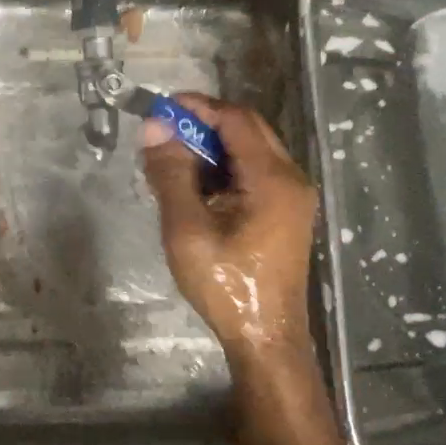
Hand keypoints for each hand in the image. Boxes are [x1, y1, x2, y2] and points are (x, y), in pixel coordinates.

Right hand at [139, 95, 317, 354]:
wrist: (264, 337)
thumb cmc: (225, 284)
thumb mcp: (186, 228)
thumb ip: (170, 173)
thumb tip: (154, 126)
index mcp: (273, 179)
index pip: (236, 119)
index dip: (197, 107)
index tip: (160, 108)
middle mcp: (291, 179)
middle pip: (247, 128)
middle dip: (203, 123)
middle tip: (162, 131)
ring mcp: (292, 197)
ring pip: (249, 148)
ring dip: (211, 144)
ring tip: (171, 158)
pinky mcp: (285, 212)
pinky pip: (253, 170)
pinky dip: (223, 165)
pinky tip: (194, 183)